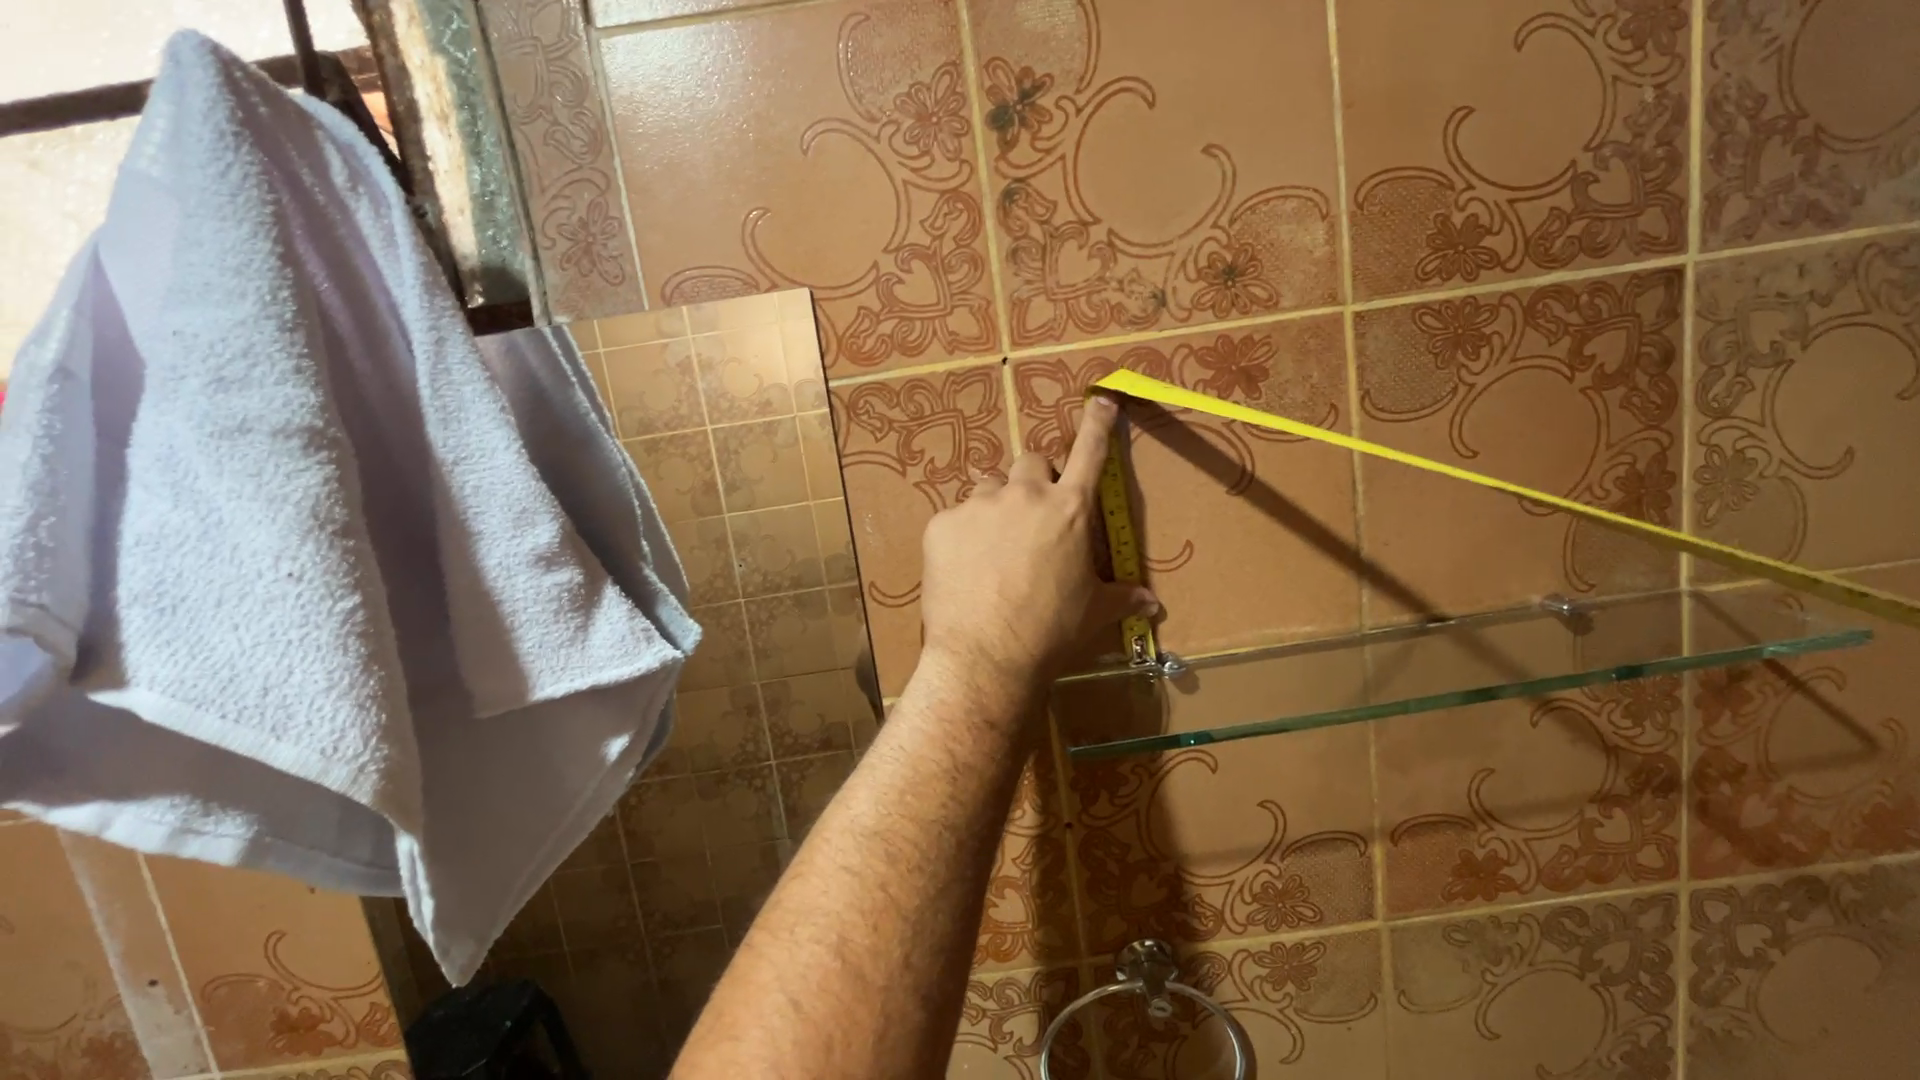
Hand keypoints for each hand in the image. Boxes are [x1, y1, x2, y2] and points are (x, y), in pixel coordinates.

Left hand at [918, 393, 1157, 690]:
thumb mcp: (1093, 612)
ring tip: (993, 547)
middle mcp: (1025, 496)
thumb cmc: (1050, 632)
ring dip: (995, 505)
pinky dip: (962, 535)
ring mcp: (980, 505)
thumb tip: (1153, 605)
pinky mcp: (943, 523)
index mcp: (1070, 510)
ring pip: (988, 487)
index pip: (1090, 453)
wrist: (985, 655)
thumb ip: (1122, 597)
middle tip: (1030, 515)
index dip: (1097, 424)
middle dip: (1033, 480)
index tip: (1099, 401)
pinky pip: (956, 518)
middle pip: (1030, 462)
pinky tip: (964, 568)